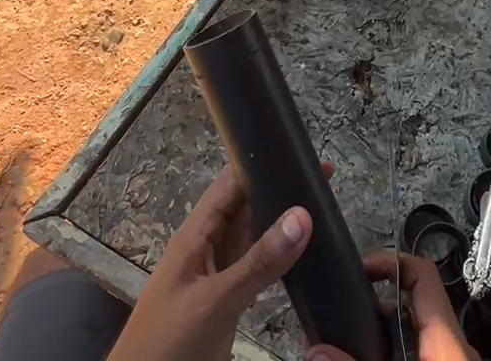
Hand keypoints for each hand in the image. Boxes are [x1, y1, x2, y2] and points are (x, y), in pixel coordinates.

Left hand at [108, 164, 316, 360]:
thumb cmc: (167, 343)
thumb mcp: (215, 301)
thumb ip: (258, 263)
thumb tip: (303, 215)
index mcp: (197, 234)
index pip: (230, 182)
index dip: (261, 161)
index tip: (299, 149)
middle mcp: (207, 246)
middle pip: (246, 206)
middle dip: (279, 188)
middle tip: (323, 178)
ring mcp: (216, 274)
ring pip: (253, 236)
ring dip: (281, 222)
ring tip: (322, 208)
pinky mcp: (226, 300)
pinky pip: (256, 267)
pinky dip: (279, 257)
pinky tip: (303, 257)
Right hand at [308, 251, 477, 360]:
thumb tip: (316, 350)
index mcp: (449, 343)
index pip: (424, 274)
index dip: (390, 261)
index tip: (359, 268)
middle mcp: (455, 350)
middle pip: (414, 305)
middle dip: (375, 306)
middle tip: (341, 313)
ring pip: (414, 334)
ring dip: (380, 333)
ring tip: (344, 340)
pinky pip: (418, 353)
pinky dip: (390, 350)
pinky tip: (362, 357)